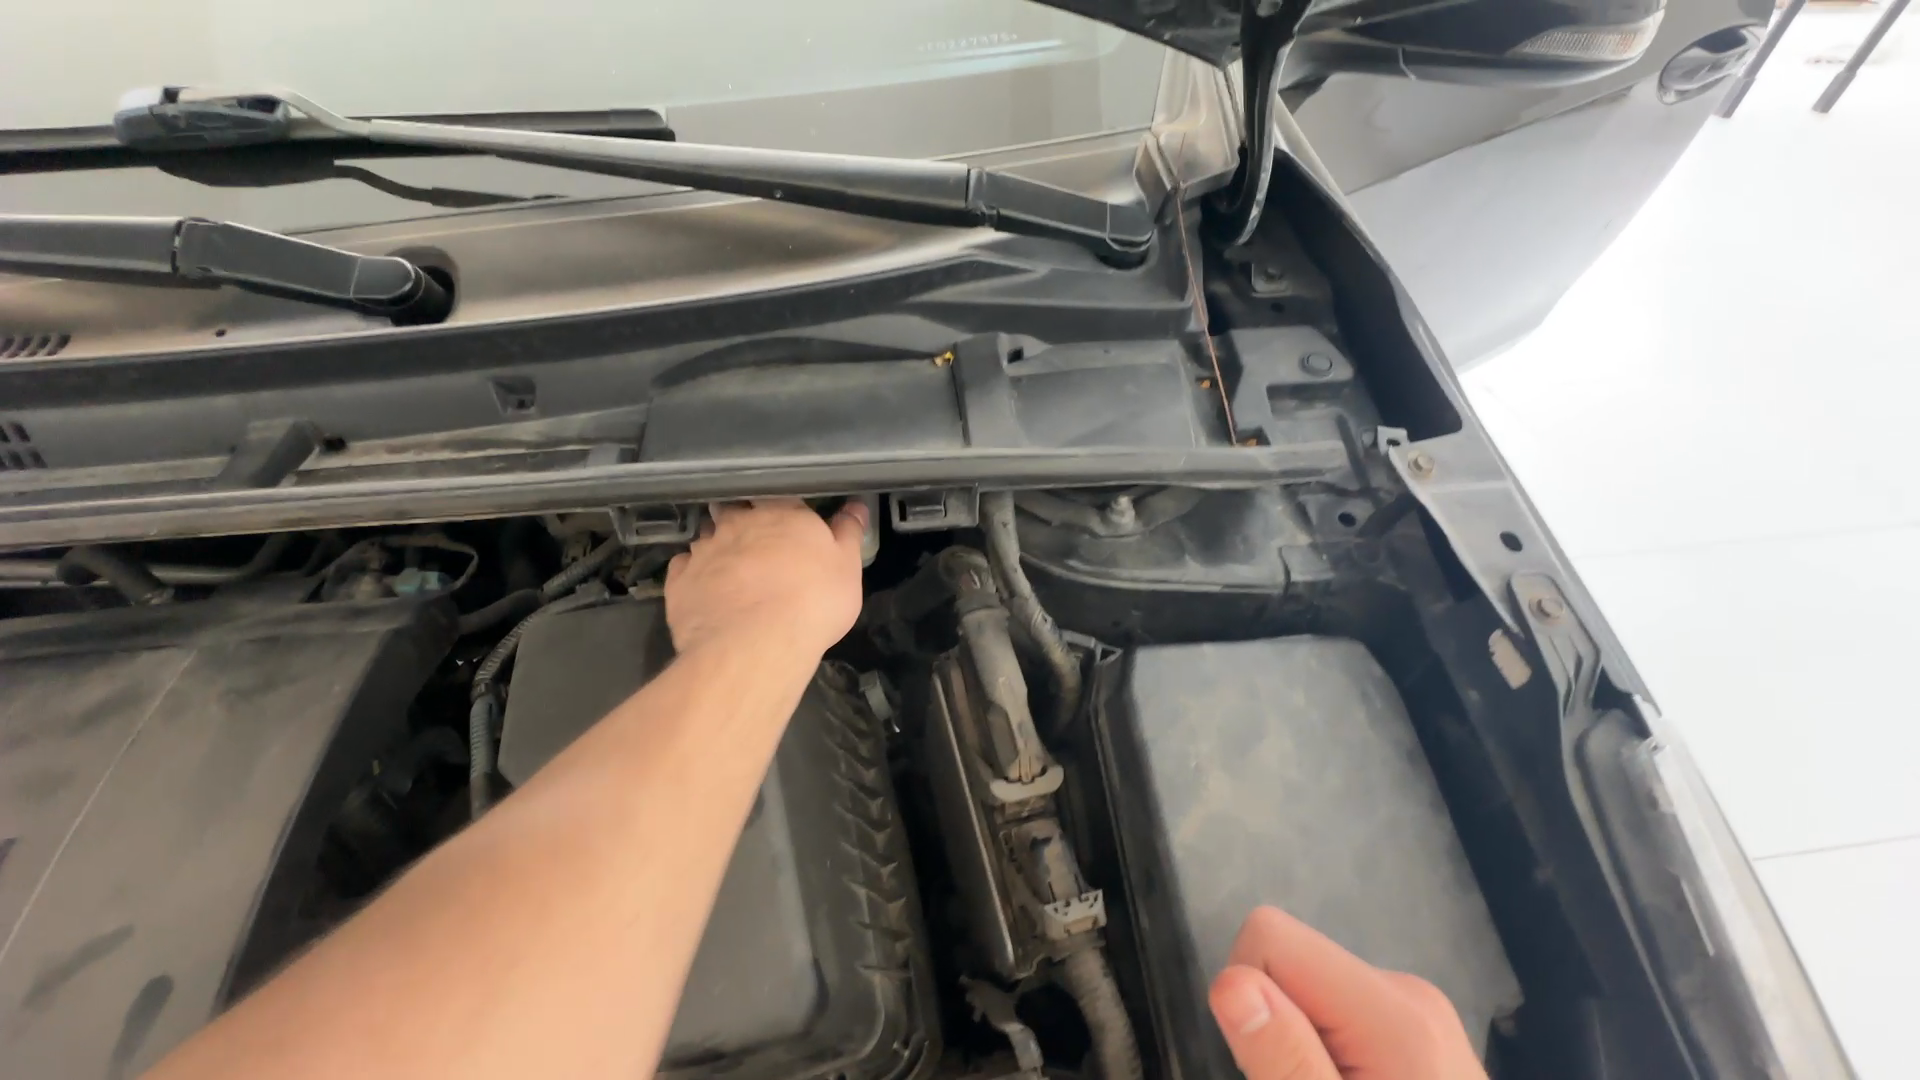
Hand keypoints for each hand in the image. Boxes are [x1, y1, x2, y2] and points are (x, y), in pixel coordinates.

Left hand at [664, 498, 868, 659]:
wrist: (756, 642)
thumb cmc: (813, 600)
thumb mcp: (847, 566)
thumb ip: (848, 533)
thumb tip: (855, 506)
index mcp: (781, 512)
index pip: (778, 495)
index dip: (781, 508)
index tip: (786, 522)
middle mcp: (737, 523)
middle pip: (734, 510)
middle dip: (740, 520)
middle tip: (753, 542)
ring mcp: (704, 551)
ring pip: (706, 537)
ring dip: (716, 547)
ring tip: (730, 570)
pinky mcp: (680, 582)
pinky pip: (684, 568)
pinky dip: (693, 574)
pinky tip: (705, 588)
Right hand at [1209, 907, 1486, 1079]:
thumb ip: (1285, 1061)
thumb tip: (1228, 983)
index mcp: (1394, 1010)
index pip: (1268, 936)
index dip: (1249, 997)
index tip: (1273, 1068)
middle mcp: (1409, 994)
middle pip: (1291, 961)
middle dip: (1276, 1026)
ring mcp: (1420, 1015)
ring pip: (1309, 990)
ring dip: (1299, 1043)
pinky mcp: (1420, 1036)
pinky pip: (1338, 1014)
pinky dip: (1326, 1053)